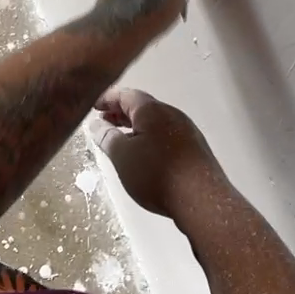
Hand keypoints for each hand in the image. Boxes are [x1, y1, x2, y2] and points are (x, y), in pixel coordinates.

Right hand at [94, 88, 227, 219]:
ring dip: (135, 126)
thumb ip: (108, 138)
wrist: (201, 199)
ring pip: (155, 121)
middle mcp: (171, 114)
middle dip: (121, 112)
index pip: (126, 94)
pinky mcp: (194, 148)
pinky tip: (144, 154)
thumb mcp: (123, 156)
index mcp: (152, 110)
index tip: (94, 105)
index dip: (108, 98)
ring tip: (120, 139)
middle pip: (142, 107)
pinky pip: (166, 134)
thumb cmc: (156, 174)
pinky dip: (149, 137)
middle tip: (104, 121)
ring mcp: (186, 130)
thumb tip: (97, 125)